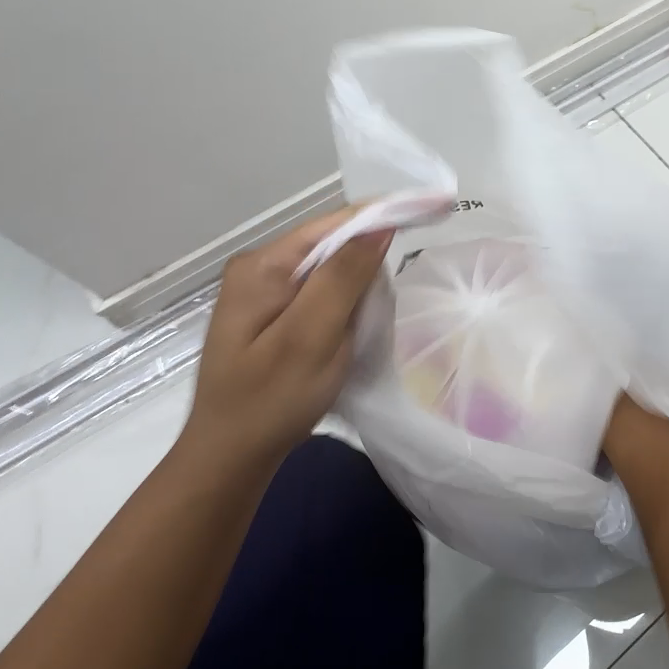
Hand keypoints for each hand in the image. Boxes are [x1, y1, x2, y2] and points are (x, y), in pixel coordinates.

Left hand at [177, 208, 393, 476]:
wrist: (229, 459)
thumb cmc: (270, 400)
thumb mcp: (312, 337)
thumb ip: (344, 277)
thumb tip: (381, 225)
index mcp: (263, 266)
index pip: (337, 223)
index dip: (388, 214)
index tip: (439, 209)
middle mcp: (261, 268)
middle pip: (336, 242)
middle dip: (372, 258)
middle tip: (400, 285)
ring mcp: (266, 291)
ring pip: (334, 268)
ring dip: (361, 285)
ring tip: (374, 316)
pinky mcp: (276, 313)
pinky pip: (326, 291)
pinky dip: (349, 303)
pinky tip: (355, 326)